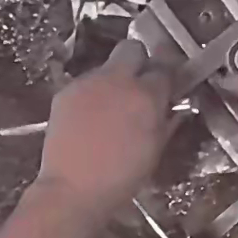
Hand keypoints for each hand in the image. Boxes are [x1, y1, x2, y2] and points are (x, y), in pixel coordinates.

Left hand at [34, 39, 174, 218]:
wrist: (73, 189)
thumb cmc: (121, 179)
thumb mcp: (154, 152)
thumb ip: (166, 123)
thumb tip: (173, 108)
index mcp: (146, 96)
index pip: (165, 67)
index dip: (166, 76)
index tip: (166, 87)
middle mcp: (118, 80)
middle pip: (132, 48)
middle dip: (138, 62)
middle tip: (137, 86)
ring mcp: (88, 83)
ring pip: (105, 67)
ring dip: (112, 81)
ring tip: (109, 109)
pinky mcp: (65, 92)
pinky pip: (84, 84)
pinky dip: (90, 95)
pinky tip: (87, 119)